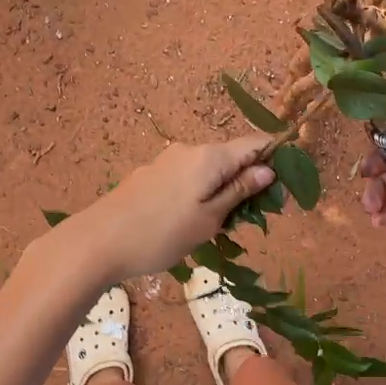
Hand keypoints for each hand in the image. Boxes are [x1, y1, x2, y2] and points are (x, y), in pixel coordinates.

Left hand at [46, 135, 276, 284]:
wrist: (97, 241)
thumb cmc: (161, 234)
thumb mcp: (209, 219)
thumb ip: (239, 192)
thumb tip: (267, 170)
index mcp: (209, 156)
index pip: (254, 143)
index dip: (275, 157)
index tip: (288, 183)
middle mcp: (188, 150)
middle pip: (231, 157)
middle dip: (248, 181)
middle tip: (253, 220)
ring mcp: (165, 162)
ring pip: (208, 170)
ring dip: (223, 191)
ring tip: (221, 228)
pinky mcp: (149, 176)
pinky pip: (187, 178)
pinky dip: (200, 194)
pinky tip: (191, 224)